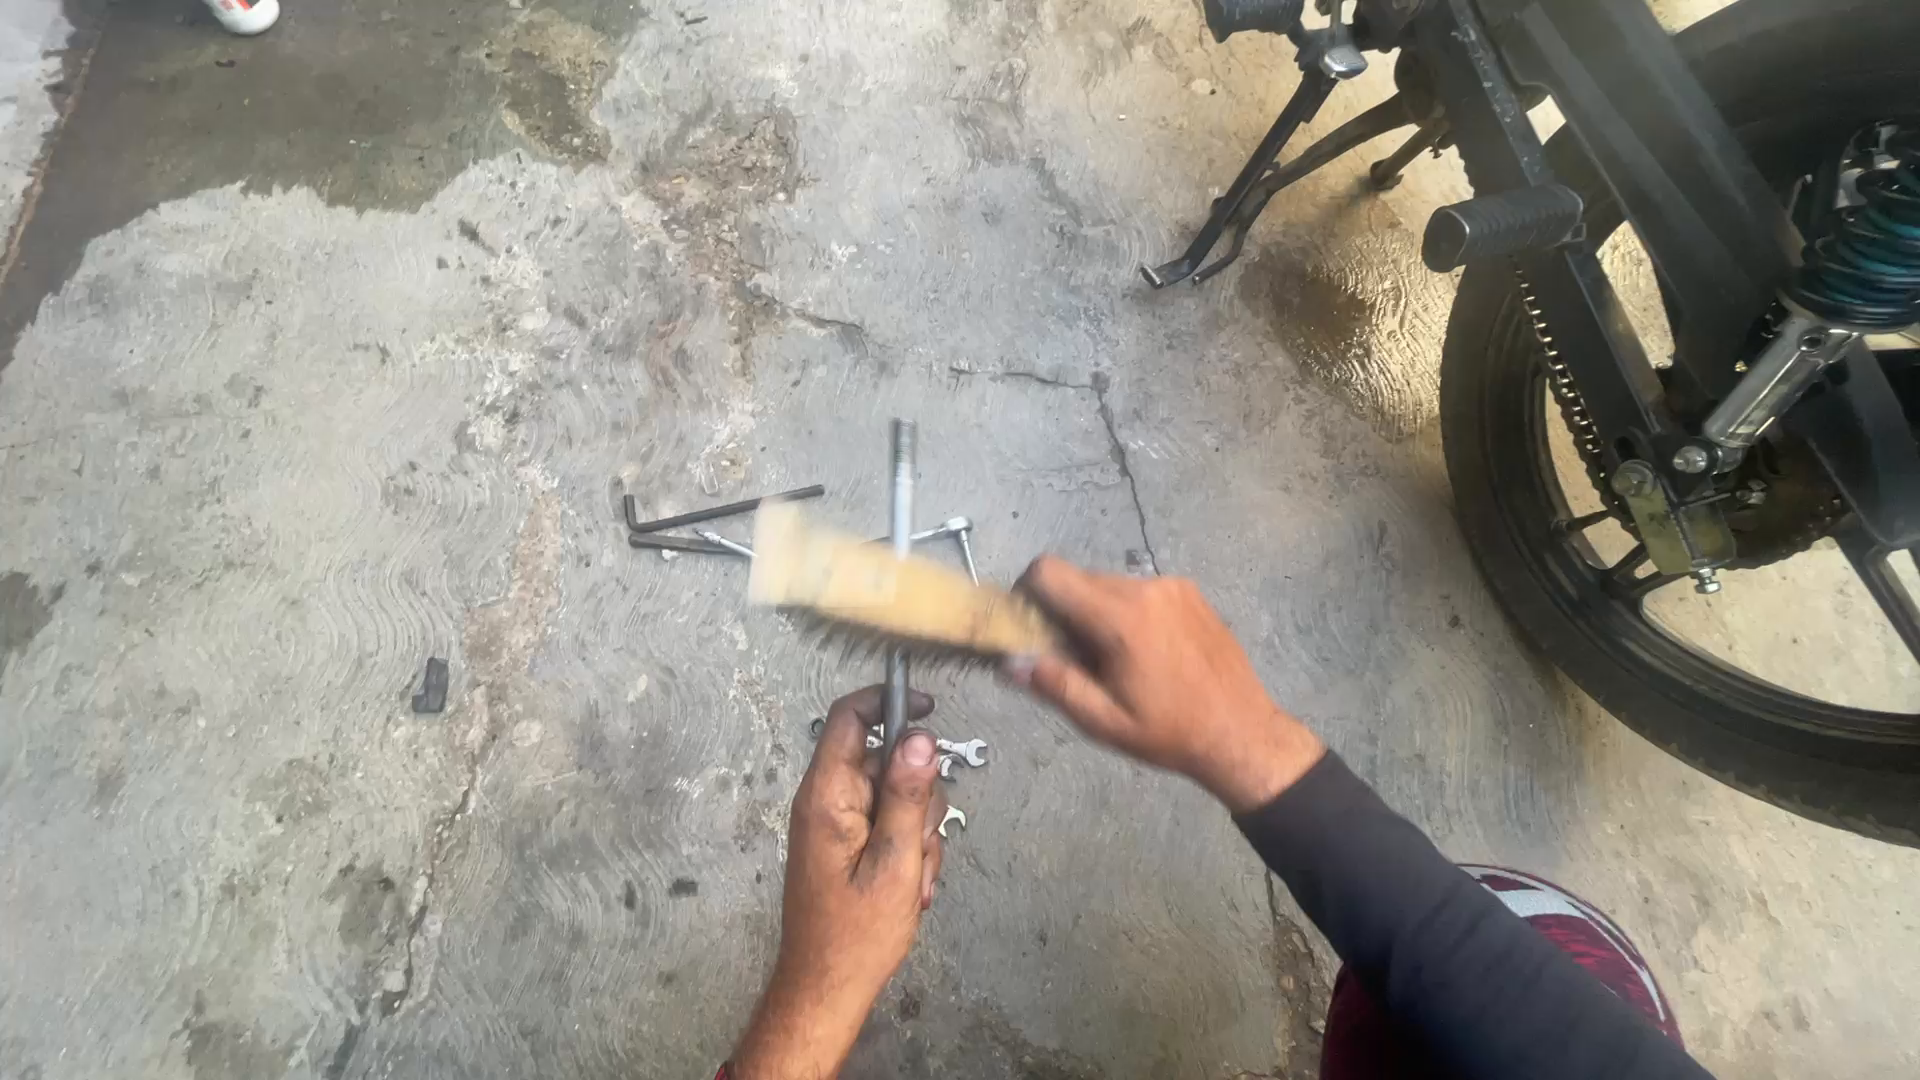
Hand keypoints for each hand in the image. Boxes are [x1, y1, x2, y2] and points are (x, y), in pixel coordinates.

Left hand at [730, 687, 947, 1079]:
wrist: (827, 991)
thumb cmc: (856, 934)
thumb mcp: (895, 862)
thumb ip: (908, 796)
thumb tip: (921, 736)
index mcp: (828, 794)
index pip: (850, 716)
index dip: (888, 700)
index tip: (930, 710)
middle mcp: (829, 798)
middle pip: (887, 758)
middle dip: (918, 794)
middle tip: (920, 840)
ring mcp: (840, 820)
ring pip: (898, 792)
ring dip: (918, 829)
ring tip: (913, 875)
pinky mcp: (851, 839)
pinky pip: (893, 820)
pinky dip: (910, 846)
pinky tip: (909, 883)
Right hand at [1007, 557, 1324, 813]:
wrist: (1244, 734)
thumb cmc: (1169, 733)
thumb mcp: (1103, 721)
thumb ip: (1053, 684)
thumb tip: (1009, 661)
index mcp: (1120, 617)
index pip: (1050, 572)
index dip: (1027, 591)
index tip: (1030, 624)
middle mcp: (1144, 588)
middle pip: (1077, 578)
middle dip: (1062, 609)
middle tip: (1071, 653)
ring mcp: (1171, 585)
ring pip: (1107, 583)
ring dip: (1094, 611)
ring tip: (1111, 657)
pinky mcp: (1188, 590)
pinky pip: (1137, 589)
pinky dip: (1124, 610)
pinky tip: (1142, 650)